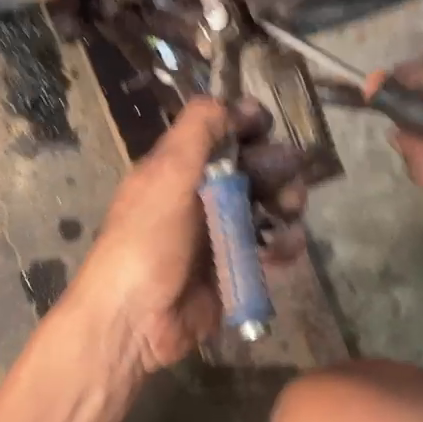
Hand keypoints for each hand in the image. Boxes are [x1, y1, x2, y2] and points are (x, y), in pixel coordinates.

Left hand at [64, 100, 265, 374]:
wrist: (134, 320)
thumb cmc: (144, 242)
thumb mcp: (164, 176)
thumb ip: (196, 133)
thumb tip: (225, 101)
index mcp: (178, 170)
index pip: (220, 133)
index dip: (246, 124)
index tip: (265, 126)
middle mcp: (201, 197)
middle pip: (254, 167)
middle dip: (276, 166)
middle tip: (284, 178)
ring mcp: (221, 235)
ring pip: (270, 206)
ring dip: (287, 204)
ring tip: (288, 212)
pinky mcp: (236, 271)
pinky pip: (272, 249)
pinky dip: (284, 246)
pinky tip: (281, 253)